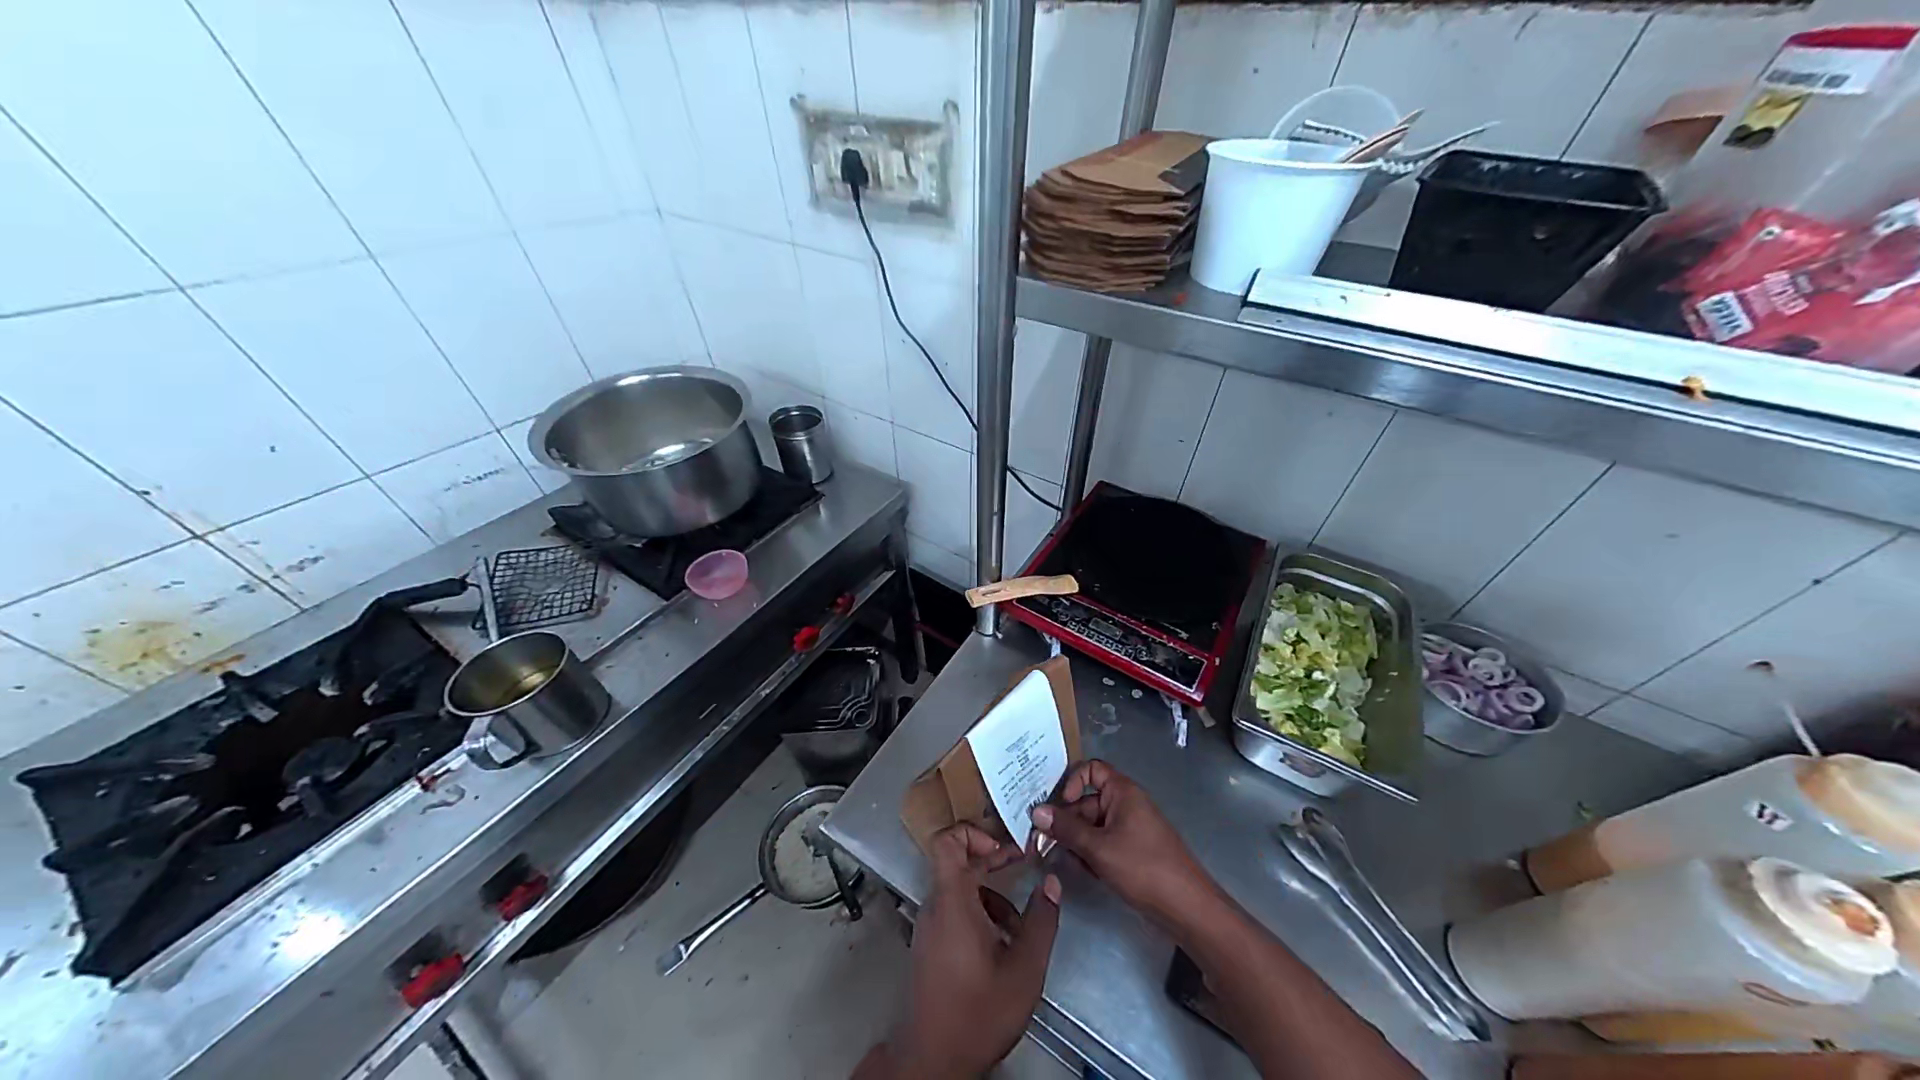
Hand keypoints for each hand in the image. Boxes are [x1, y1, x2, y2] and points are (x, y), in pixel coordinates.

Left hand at [866, 823, 1061, 1079]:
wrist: (933, 1059)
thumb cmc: (978, 1011)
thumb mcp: (1024, 968)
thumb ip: (1042, 921)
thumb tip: (1051, 882)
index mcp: (952, 901)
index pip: (947, 841)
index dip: (975, 833)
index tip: (1005, 848)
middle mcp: (936, 906)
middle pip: (958, 863)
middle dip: (994, 861)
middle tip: (1025, 864)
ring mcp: (931, 926)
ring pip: (961, 891)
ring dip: (992, 897)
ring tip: (1021, 927)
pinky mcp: (931, 945)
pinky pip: (955, 912)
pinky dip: (980, 916)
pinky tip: (1004, 947)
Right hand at [1031, 759, 1217, 928]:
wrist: (1187, 907)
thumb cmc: (1143, 868)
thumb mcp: (1098, 848)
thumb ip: (1065, 829)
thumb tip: (1037, 812)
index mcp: (1122, 792)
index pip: (1091, 769)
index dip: (1071, 782)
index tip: (1058, 805)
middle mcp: (1126, 804)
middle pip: (1086, 801)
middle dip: (1066, 820)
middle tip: (1042, 841)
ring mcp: (1130, 828)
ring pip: (1092, 825)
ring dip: (1076, 840)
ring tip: (1064, 859)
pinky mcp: (1132, 851)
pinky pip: (1103, 842)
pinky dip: (1091, 853)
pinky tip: (1086, 871)